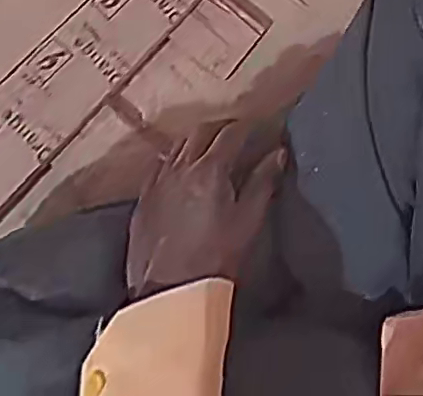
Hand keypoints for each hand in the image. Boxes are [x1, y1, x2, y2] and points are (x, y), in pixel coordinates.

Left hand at [126, 120, 286, 298]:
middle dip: (221, 128)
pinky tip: (183, 169)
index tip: (258, 128)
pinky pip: (161, 163)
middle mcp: (182, 166)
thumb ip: (263, 182)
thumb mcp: (248, 221)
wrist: (169, 295)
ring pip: (179, 143)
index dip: (246, 127)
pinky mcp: (144, 197)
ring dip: (197, 139)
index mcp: (210, 169)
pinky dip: (177, 157)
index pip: (231, 134)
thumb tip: (278, 153)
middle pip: (202, 131)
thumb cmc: (216, 258)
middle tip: (236, 135)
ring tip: (211, 148)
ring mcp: (159, 180)